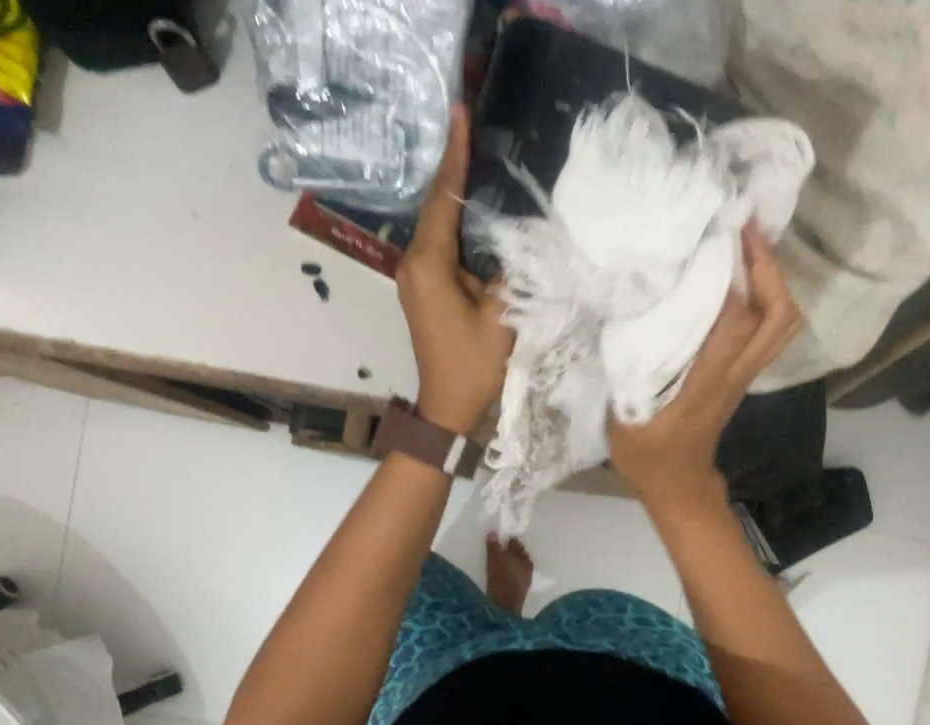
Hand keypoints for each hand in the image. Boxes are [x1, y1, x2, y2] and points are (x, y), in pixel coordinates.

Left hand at [396, 104, 513, 435]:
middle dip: (452, 164)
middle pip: (434, 205)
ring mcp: (413, 277)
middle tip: (469, 122)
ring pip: (435, 223)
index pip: (443, 199)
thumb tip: (516, 235)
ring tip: (474, 154)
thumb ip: (509, 270)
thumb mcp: (502, 316)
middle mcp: (412, 263)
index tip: (460, 112)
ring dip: (453, 191)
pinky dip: (454, 220)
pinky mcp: (422, 288)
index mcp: (429, 265)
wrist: (446, 408)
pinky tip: (472, 207)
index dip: (455, 155)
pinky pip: (438, 243)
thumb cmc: (473, 366)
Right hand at [608, 223, 804, 508]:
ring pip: (782, 323)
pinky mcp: (742, 375)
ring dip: (772, 280)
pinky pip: (768, 330)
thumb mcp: (623, 419)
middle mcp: (736, 374)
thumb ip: (622, 375)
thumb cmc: (648, 456)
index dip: (737, 279)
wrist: (680, 487)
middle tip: (744, 230)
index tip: (722, 239)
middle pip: (779, 316)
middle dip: (769, 268)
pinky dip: (764, 297)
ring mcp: (744, 375)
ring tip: (745, 246)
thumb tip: (616, 325)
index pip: (737, 324)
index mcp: (707, 383)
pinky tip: (738, 278)